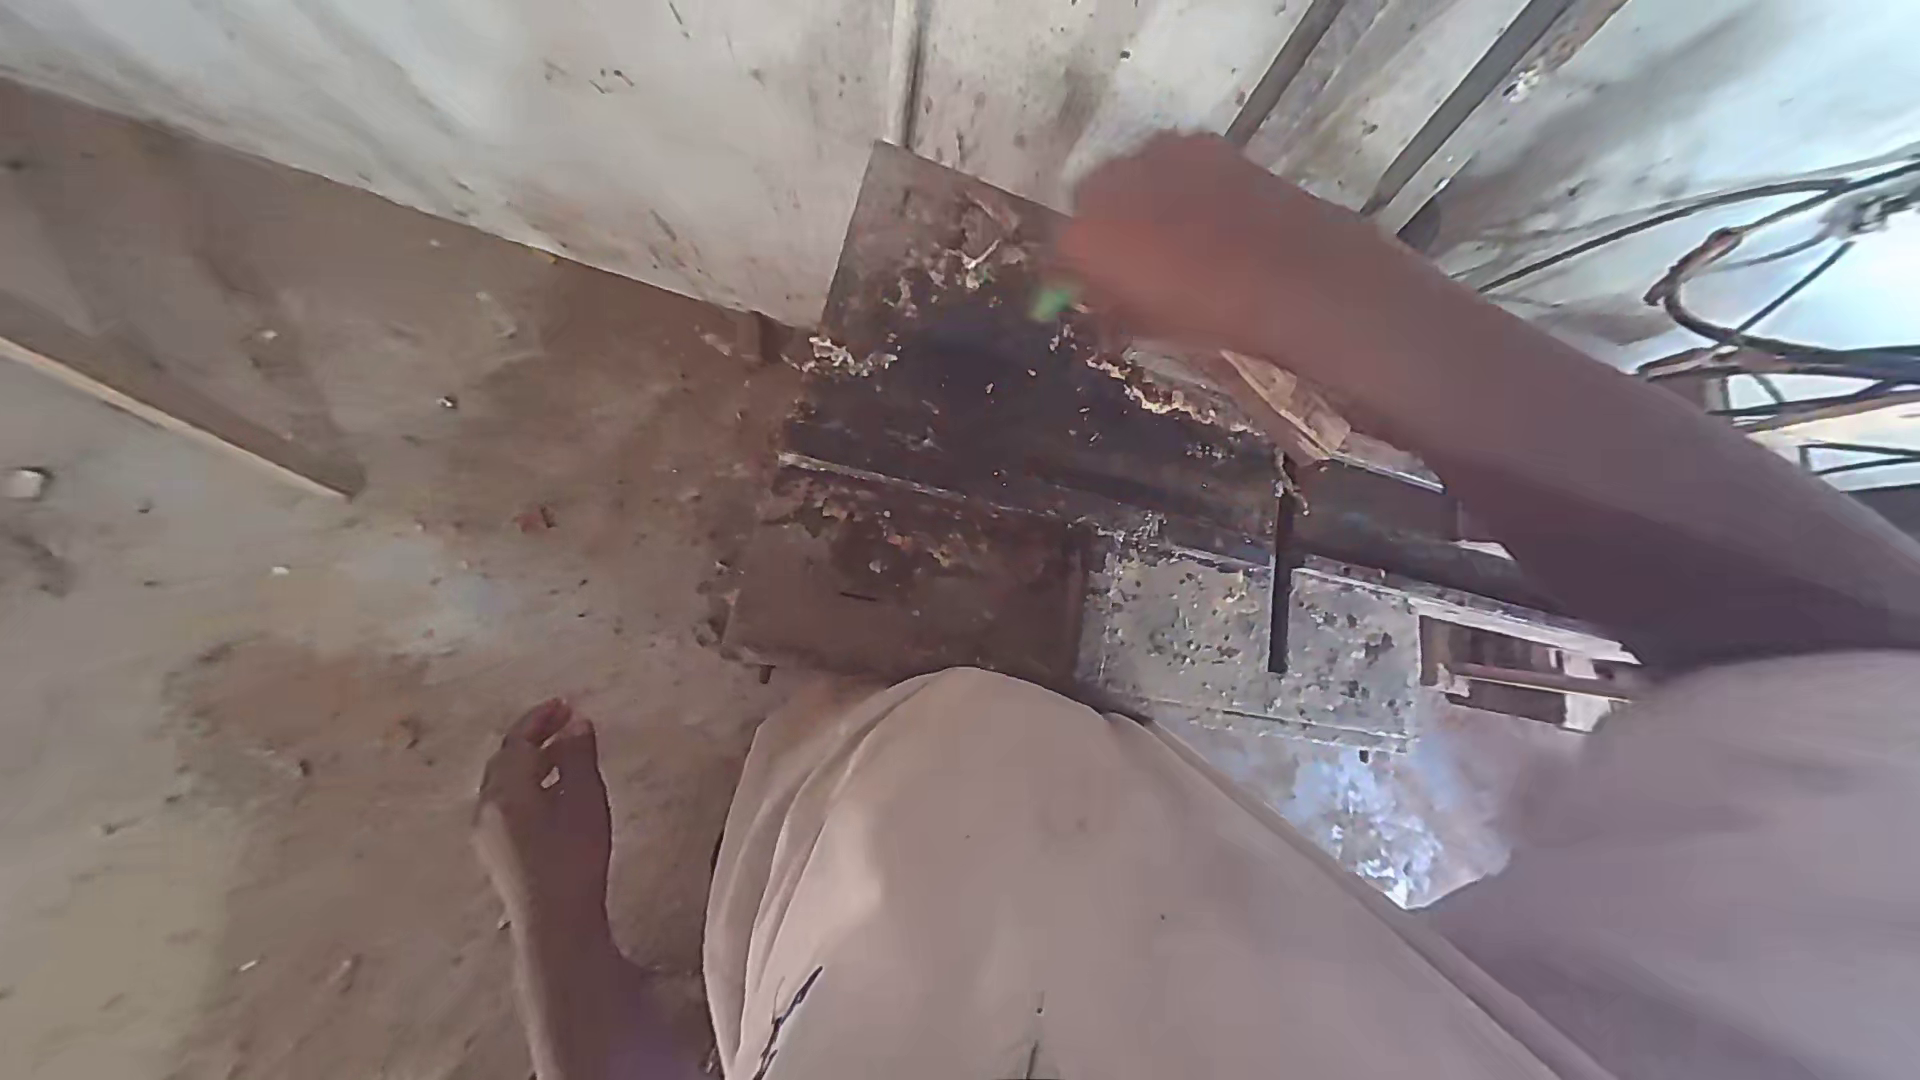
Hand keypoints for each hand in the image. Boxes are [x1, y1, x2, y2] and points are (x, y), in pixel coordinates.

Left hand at [473, 698, 612, 937]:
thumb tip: (577, 724)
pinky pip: (507, 797)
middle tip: (566, 717)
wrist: (554, 918)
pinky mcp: (497, 846)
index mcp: (507, 791)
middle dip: (534, 734)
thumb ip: (578, 757)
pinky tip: (553, 783)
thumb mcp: (585, 798)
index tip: (565, 703)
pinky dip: (529, 778)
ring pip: (505, 779)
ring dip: (532, 756)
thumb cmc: (575, 853)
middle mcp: (487, 806)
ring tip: (565, 746)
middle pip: (505, 758)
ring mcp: (488, 830)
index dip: (540, 718)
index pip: (517, 742)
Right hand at [1059, 133, 1382, 357]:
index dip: (1067, 272)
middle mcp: (1108, 185)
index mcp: (1085, 237)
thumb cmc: (1202, 312)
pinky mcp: (1198, 142)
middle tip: (1121, 259)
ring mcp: (1155, 155)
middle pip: (1085, 201)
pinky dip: (1168, 183)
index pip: (1056, 251)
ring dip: (1132, 201)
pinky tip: (1196, 212)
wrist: (1284, 274)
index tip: (1078, 287)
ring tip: (1163, 233)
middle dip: (1096, 227)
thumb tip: (1094, 297)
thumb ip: (1105, 305)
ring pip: (1125, 176)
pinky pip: (1166, 163)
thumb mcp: (1141, 324)